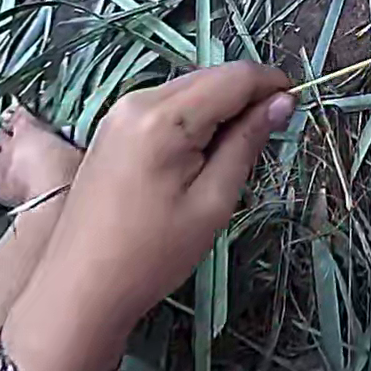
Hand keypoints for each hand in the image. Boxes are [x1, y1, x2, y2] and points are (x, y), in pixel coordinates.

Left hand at [1, 63, 294, 370]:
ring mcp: (122, 109)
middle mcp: (140, 100)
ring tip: (237, 144)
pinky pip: (172, 101)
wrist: (75, 296)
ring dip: (224, 102)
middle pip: (214, 75)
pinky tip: (204, 146)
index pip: (236, 77)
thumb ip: (249, 140)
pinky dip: (199, 112)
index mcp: (164, 118)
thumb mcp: (214, 200)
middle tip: (271, 130)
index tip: (294, 106)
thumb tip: (283, 101)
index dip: (272, 84)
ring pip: (194, 85)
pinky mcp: (115, 123)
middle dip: (249, 93)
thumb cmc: (152, 255)